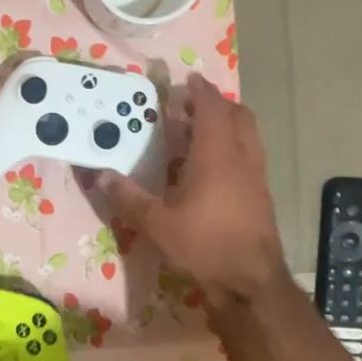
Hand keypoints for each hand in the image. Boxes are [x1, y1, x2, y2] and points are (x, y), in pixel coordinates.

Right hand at [99, 75, 287, 305]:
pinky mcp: (260, 197)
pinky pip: (248, 159)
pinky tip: (211, 171)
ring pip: (248, 137)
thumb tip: (100, 176)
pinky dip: (232, 151)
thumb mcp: (158, 224)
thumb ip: (129, 198)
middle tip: (192, 107)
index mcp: (217, 156)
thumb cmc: (205, 245)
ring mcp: (256, 178)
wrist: (251, 281)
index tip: (188, 79)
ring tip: (199, 135)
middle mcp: (242, 159)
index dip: (201, 91)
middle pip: (239, 117)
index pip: (212, 109)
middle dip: (218, 106)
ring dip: (228, 127)